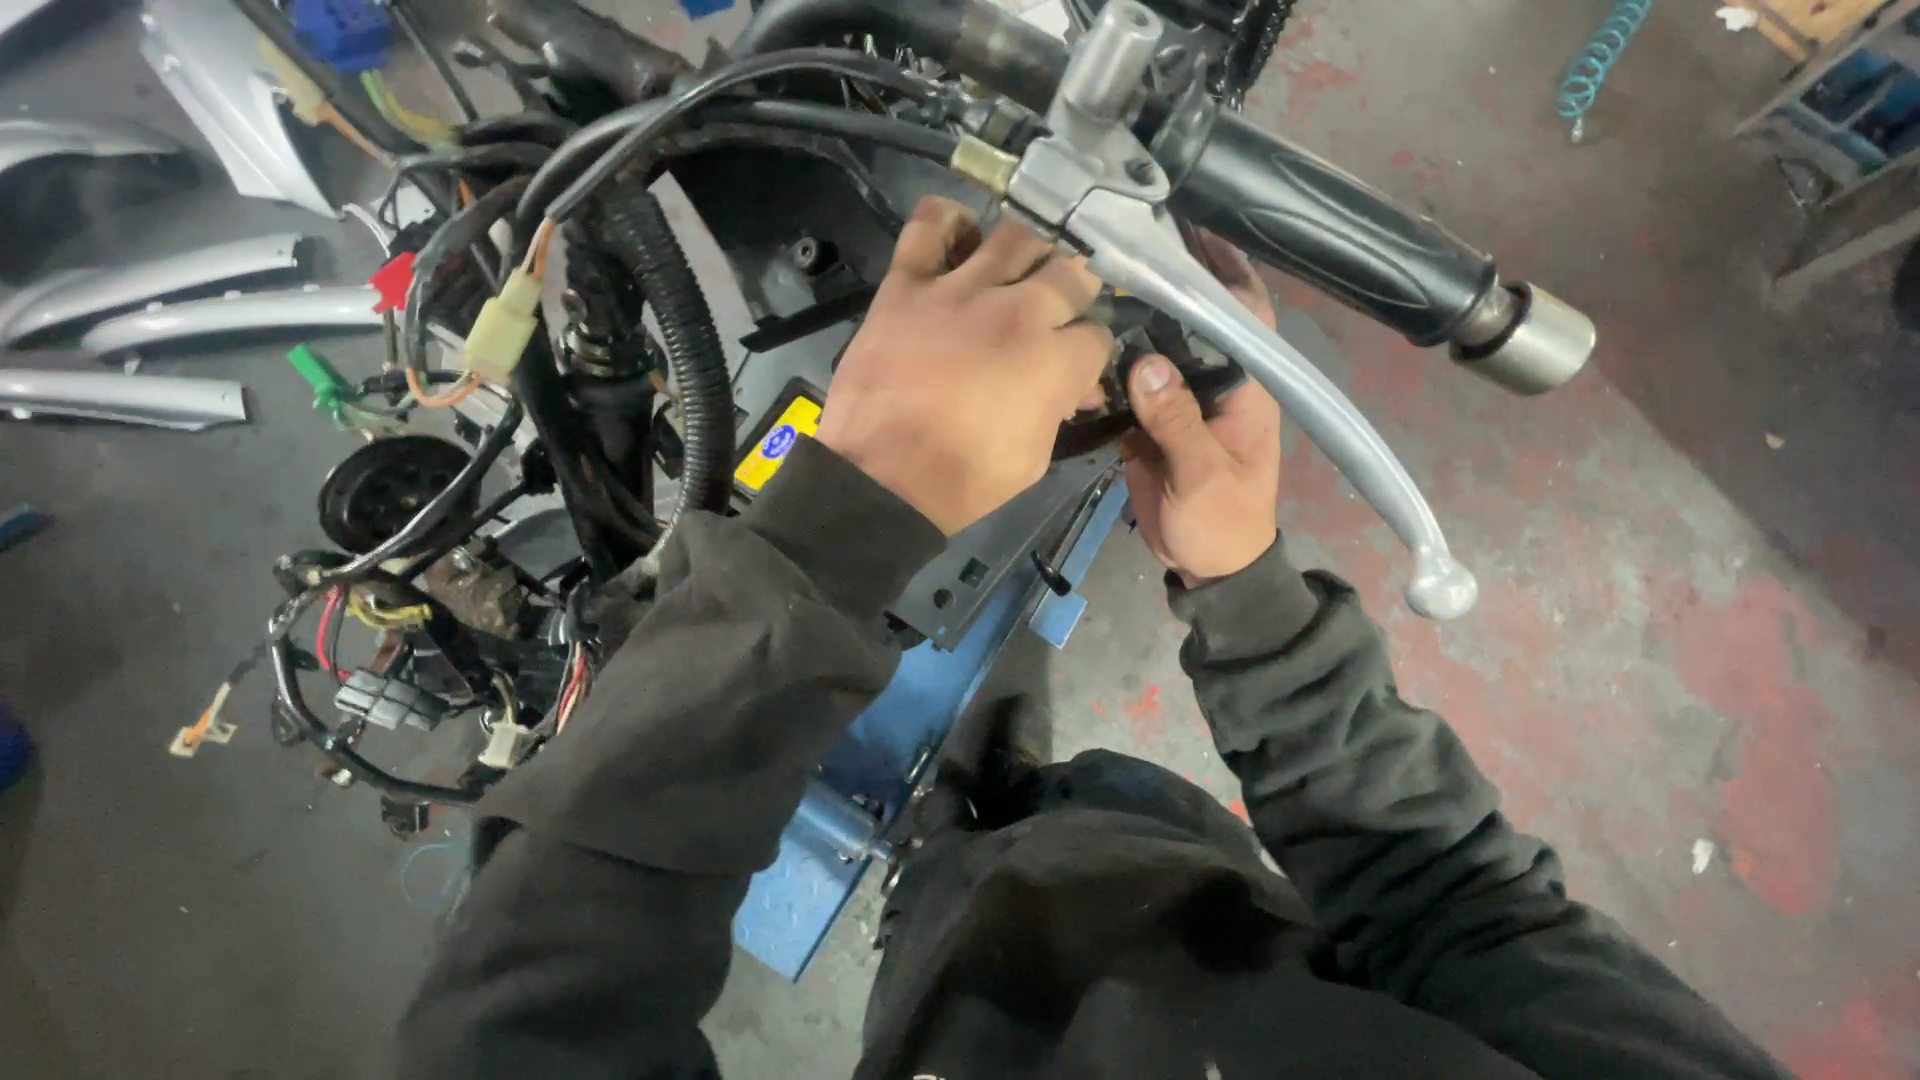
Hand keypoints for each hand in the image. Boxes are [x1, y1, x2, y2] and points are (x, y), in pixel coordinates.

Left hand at [817, 197, 1112, 533]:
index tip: (1075, 365)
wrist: (882, 480)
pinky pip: (930, 224)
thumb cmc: (964, 480)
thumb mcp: (1033, 458)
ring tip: (1018, 274)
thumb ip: (1059, 410)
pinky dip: (949, 221)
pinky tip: (960, 239)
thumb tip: (1076, 388)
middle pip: (1070, 272)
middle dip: (1075, 294)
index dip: (1089, 352)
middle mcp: (1016, 310)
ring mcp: (959, 290)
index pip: (1097, 333)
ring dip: (1028, 253)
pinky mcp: (907, 283)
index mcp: (1053, 359)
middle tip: (1057, 312)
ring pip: (1014, 236)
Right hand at [1123, 234, 1281, 586]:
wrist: (1207, 568)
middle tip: (1121, 245)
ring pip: (1154, 353)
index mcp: (1246, 389)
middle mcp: (1213, 384)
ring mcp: (1178, 403)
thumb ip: (1178, 421)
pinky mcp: (1149, 424)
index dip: (1227, 272)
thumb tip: (1144, 363)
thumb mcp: (1205, 475)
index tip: (1195, 230)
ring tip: (1089, 286)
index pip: (1246, 315)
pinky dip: (1106, 371)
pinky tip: (1078, 345)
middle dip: (1163, 289)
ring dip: (1127, 327)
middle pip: (1191, 324)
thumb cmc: (1224, 522)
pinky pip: (1127, 389)